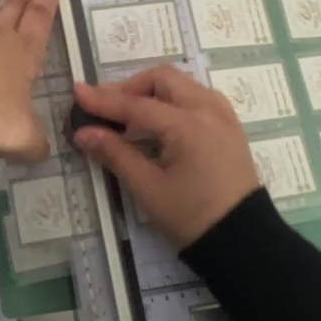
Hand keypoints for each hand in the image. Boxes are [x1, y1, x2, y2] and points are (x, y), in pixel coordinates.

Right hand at [72, 66, 261, 247]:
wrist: (243, 241)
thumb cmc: (191, 217)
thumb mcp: (148, 188)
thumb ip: (115, 154)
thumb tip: (83, 133)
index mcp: (188, 125)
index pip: (136, 105)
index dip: (103, 100)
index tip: (77, 93)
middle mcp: (208, 110)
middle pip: (162, 79)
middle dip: (130, 88)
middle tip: (106, 109)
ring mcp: (223, 115)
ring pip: (181, 84)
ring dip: (152, 91)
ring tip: (130, 115)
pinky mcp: (230, 126)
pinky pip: (197, 97)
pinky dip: (173, 100)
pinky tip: (159, 122)